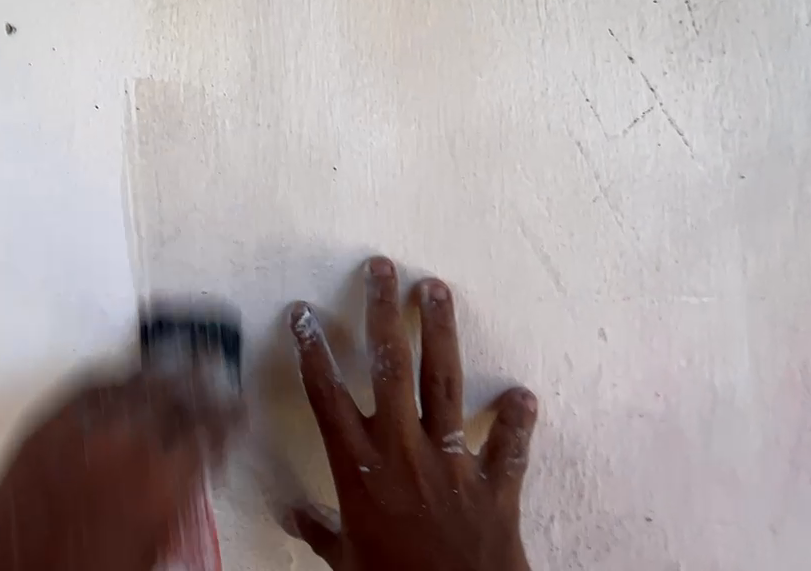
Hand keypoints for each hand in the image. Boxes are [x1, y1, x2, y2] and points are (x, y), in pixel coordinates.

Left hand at [0, 368, 240, 570]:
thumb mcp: (154, 541)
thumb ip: (175, 495)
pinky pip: (89, 385)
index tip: (235, 408)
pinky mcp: (50, 421)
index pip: (209, 429)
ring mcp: (87, 426)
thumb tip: (188, 470)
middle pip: (176, 394)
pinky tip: (121, 377)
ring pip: (135, 382)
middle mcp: (128, 442)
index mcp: (163, 478)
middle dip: (199, 383)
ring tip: (174, 366)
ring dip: (160, 374)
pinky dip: (112, 379)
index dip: (227, 415)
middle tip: (210, 375)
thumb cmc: (89, 569)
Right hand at [283, 257, 535, 570]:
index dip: (311, 348)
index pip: (325, 392)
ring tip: (436, 288)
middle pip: (389, 365)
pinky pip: (507, 447)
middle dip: (383, 311)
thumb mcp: (345, 562)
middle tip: (382, 268)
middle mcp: (401, 448)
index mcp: (359, 464)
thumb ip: (318, 529)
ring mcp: (450, 462)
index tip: (302, 311)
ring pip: (443, 382)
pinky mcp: (493, 486)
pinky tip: (523, 393)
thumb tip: (287, 515)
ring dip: (440, 331)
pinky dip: (516, 422)